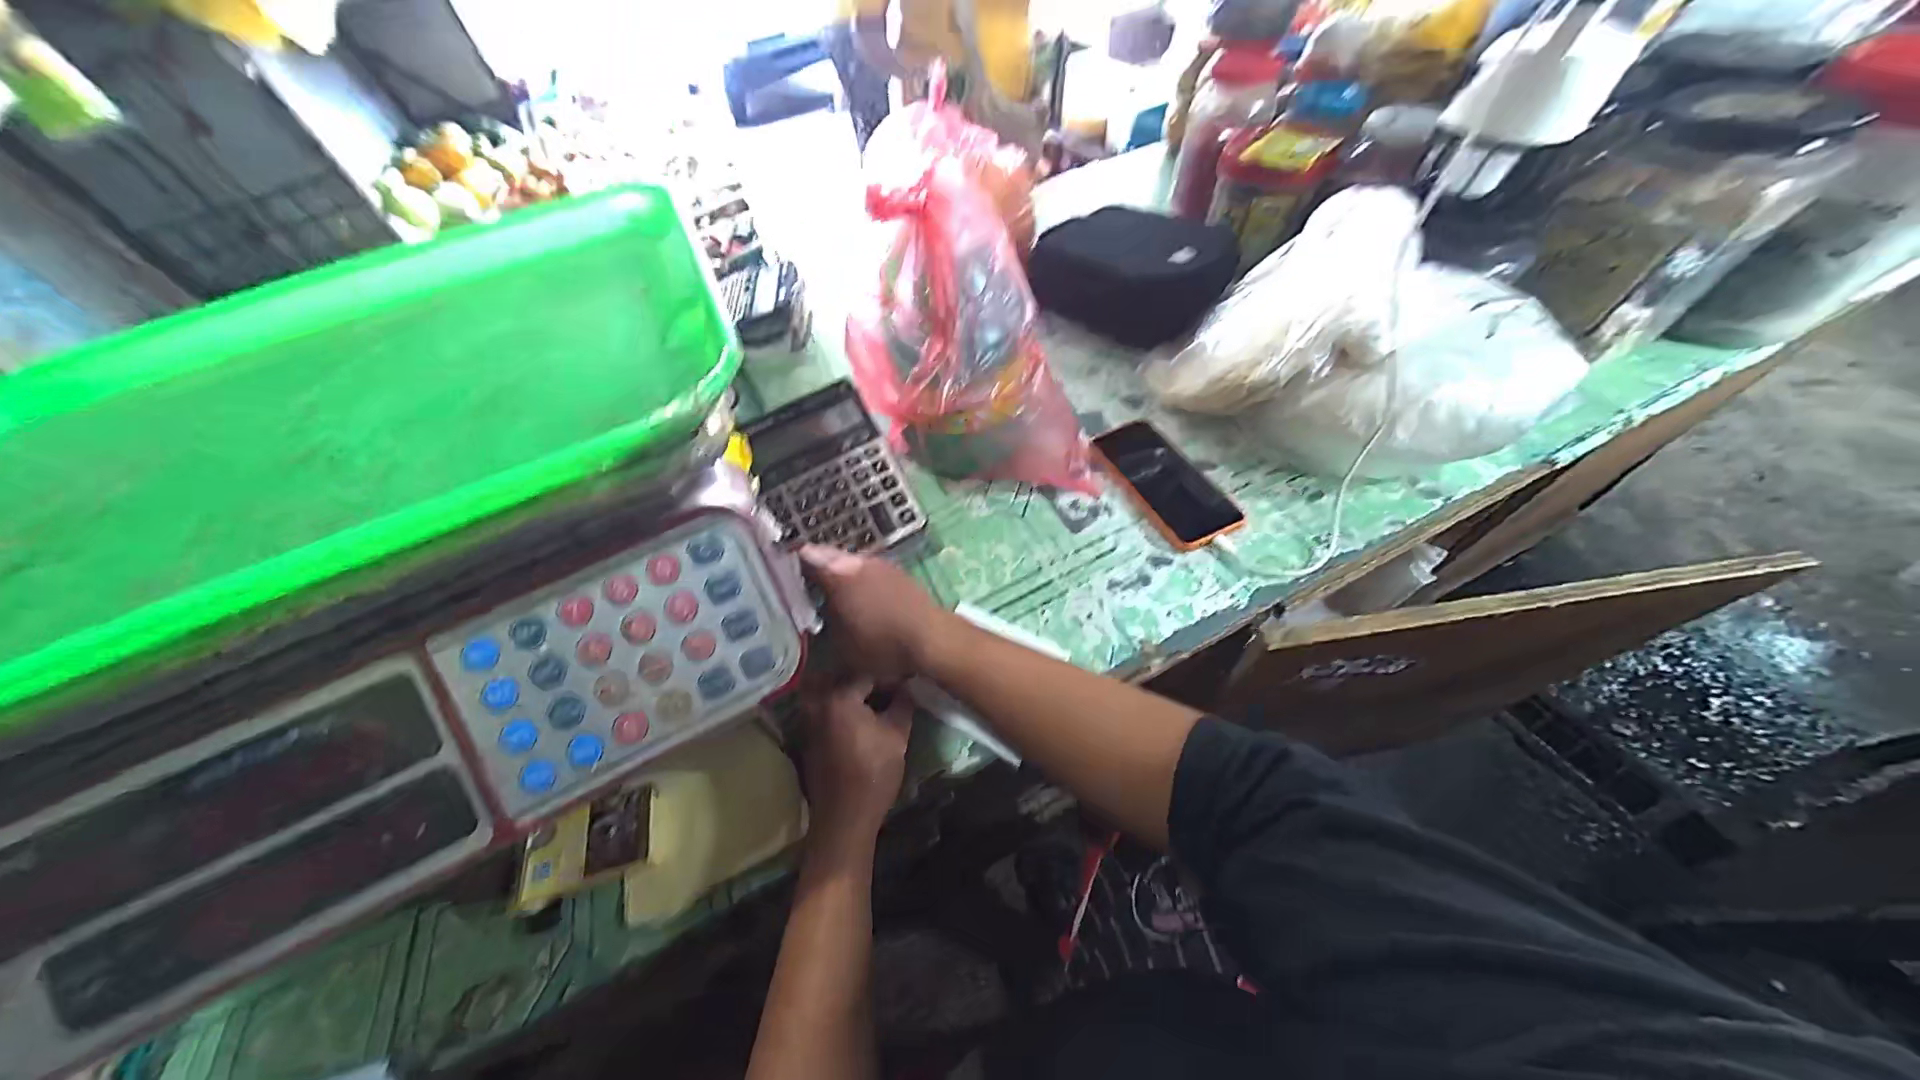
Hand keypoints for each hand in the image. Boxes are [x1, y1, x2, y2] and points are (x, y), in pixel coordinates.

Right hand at [800, 545, 952, 682]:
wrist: (932, 638)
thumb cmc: (881, 645)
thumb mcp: (841, 646)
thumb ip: (821, 629)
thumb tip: (805, 622)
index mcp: (836, 574)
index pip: (803, 559)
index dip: (789, 567)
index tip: (779, 577)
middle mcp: (856, 562)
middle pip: (826, 559)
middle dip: (814, 572)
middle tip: (802, 591)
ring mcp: (880, 564)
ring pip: (849, 564)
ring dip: (838, 576)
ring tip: (830, 598)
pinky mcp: (898, 572)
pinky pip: (868, 572)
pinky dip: (859, 582)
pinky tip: (860, 601)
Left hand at [800, 679, 912, 849]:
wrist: (844, 816)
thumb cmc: (874, 773)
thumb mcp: (898, 735)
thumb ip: (903, 703)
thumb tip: (907, 685)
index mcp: (839, 696)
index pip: (867, 671)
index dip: (889, 674)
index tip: (905, 680)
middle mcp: (818, 702)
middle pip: (841, 674)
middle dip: (864, 675)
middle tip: (886, 684)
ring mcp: (808, 718)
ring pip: (827, 689)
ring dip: (847, 688)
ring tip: (872, 697)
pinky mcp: (807, 734)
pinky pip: (822, 706)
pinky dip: (837, 704)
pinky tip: (858, 715)